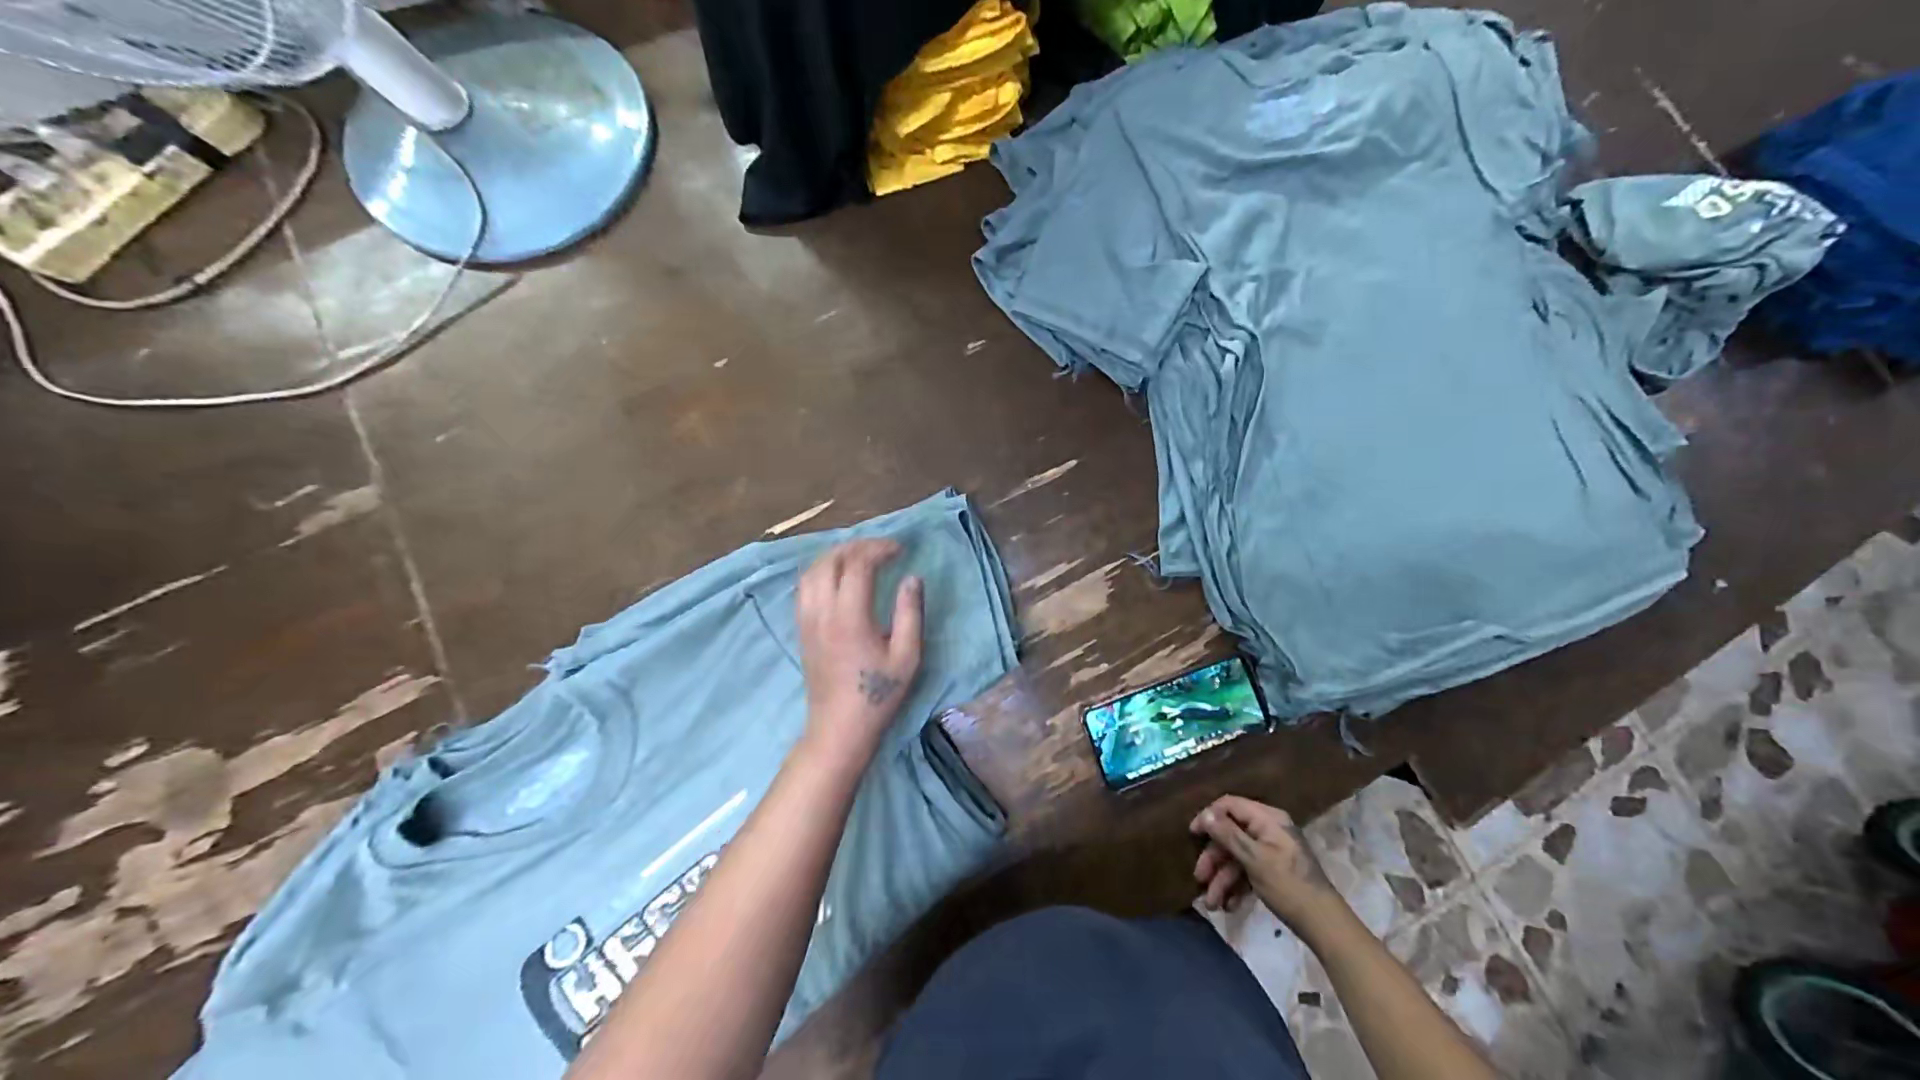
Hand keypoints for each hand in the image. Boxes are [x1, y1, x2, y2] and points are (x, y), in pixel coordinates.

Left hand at [795, 539, 923, 765]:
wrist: (839, 727)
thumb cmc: (878, 695)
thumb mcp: (907, 657)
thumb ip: (910, 613)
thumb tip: (912, 578)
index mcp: (850, 617)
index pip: (858, 565)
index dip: (878, 549)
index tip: (899, 549)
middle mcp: (822, 612)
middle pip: (830, 560)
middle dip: (856, 546)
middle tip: (881, 548)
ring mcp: (807, 619)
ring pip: (812, 570)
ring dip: (836, 555)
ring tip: (859, 556)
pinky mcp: (801, 628)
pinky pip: (804, 586)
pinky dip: (821, 570)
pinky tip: (838, 576)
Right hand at [1191, 795, 1340, 927]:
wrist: (1323, 924)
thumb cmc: (1288, 885)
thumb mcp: (1254, 858)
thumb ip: (1228, 834)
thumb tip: (1206, 813)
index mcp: (1268, 819)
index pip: (1230, 806)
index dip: (1209, 817)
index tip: (1192, 834)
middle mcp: (1269, 830)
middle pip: (1231, 835)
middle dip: (1214, 859)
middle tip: (1199, 878)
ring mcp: (1271, 851)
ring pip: (1237, 857)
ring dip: (1222, 878)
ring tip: (1212, 903)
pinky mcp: (1273, 871)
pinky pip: (1248, 871)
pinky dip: (1237, 886)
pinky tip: (1229, 905)